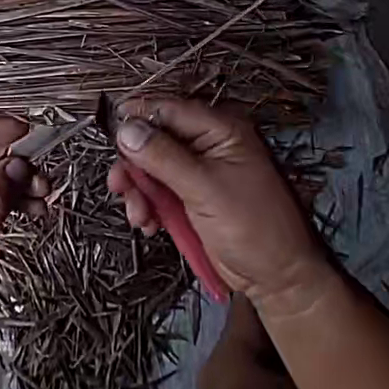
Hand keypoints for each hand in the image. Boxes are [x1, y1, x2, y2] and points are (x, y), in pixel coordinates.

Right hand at [107, 96, 328, 314]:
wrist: (277, 278)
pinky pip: (159, 192)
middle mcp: (208, 145)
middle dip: (134, 164)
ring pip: (152, 168)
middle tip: (119, 185)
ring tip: (139, 216)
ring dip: (139, 191)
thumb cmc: (253, 226)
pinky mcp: (192, 198)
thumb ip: (163, 157)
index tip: (111, 129)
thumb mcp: (204, 188)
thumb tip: (126, 129)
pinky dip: (149, 206)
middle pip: (156, 140)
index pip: (171, 110)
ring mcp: (199, 173)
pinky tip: (149, 224)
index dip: (139, 117)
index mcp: (221, 130)